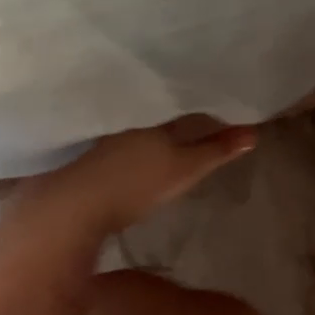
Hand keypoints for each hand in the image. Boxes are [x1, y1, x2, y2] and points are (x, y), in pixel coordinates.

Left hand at [12, 116, 257, 238]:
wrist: (60, 214)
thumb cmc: (131, 186)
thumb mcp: (185, 171)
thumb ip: (218, 150)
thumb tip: (254, 132)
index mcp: (154, 112)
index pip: (188, 100)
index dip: (207, 101)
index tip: (225, 102)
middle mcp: (127, 113)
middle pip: (159, 106)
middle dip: (177, 107)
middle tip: (199, 109)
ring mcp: (98, 133)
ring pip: (133, 120)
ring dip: (150, 123)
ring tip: (168, 127)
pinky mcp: (75, 152)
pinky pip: (112, 134)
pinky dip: (127, 138)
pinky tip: (131, 146)